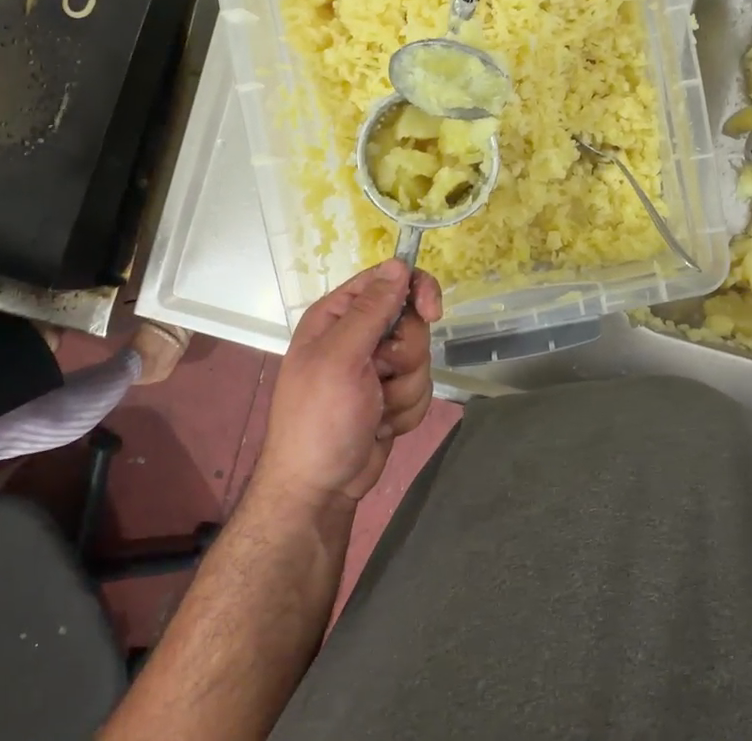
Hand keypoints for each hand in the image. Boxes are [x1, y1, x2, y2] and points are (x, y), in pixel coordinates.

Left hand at [256, 259, 442, 508]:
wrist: (321, 487)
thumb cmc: (320, 419)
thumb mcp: (341, 358)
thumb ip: (371, 310)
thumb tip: (399, 264)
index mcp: (337, 316)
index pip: (388, 280)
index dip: (415, 290)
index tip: (432, 312)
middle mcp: (357, 336)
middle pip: (413, 323)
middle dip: (406, 355)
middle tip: (380, 376)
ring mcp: (375, 369)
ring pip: (421, 360)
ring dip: (404, 390)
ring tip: (375, 409)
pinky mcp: (390, 396)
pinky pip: (420, 389)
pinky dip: (405, 411)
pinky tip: (381, 425)